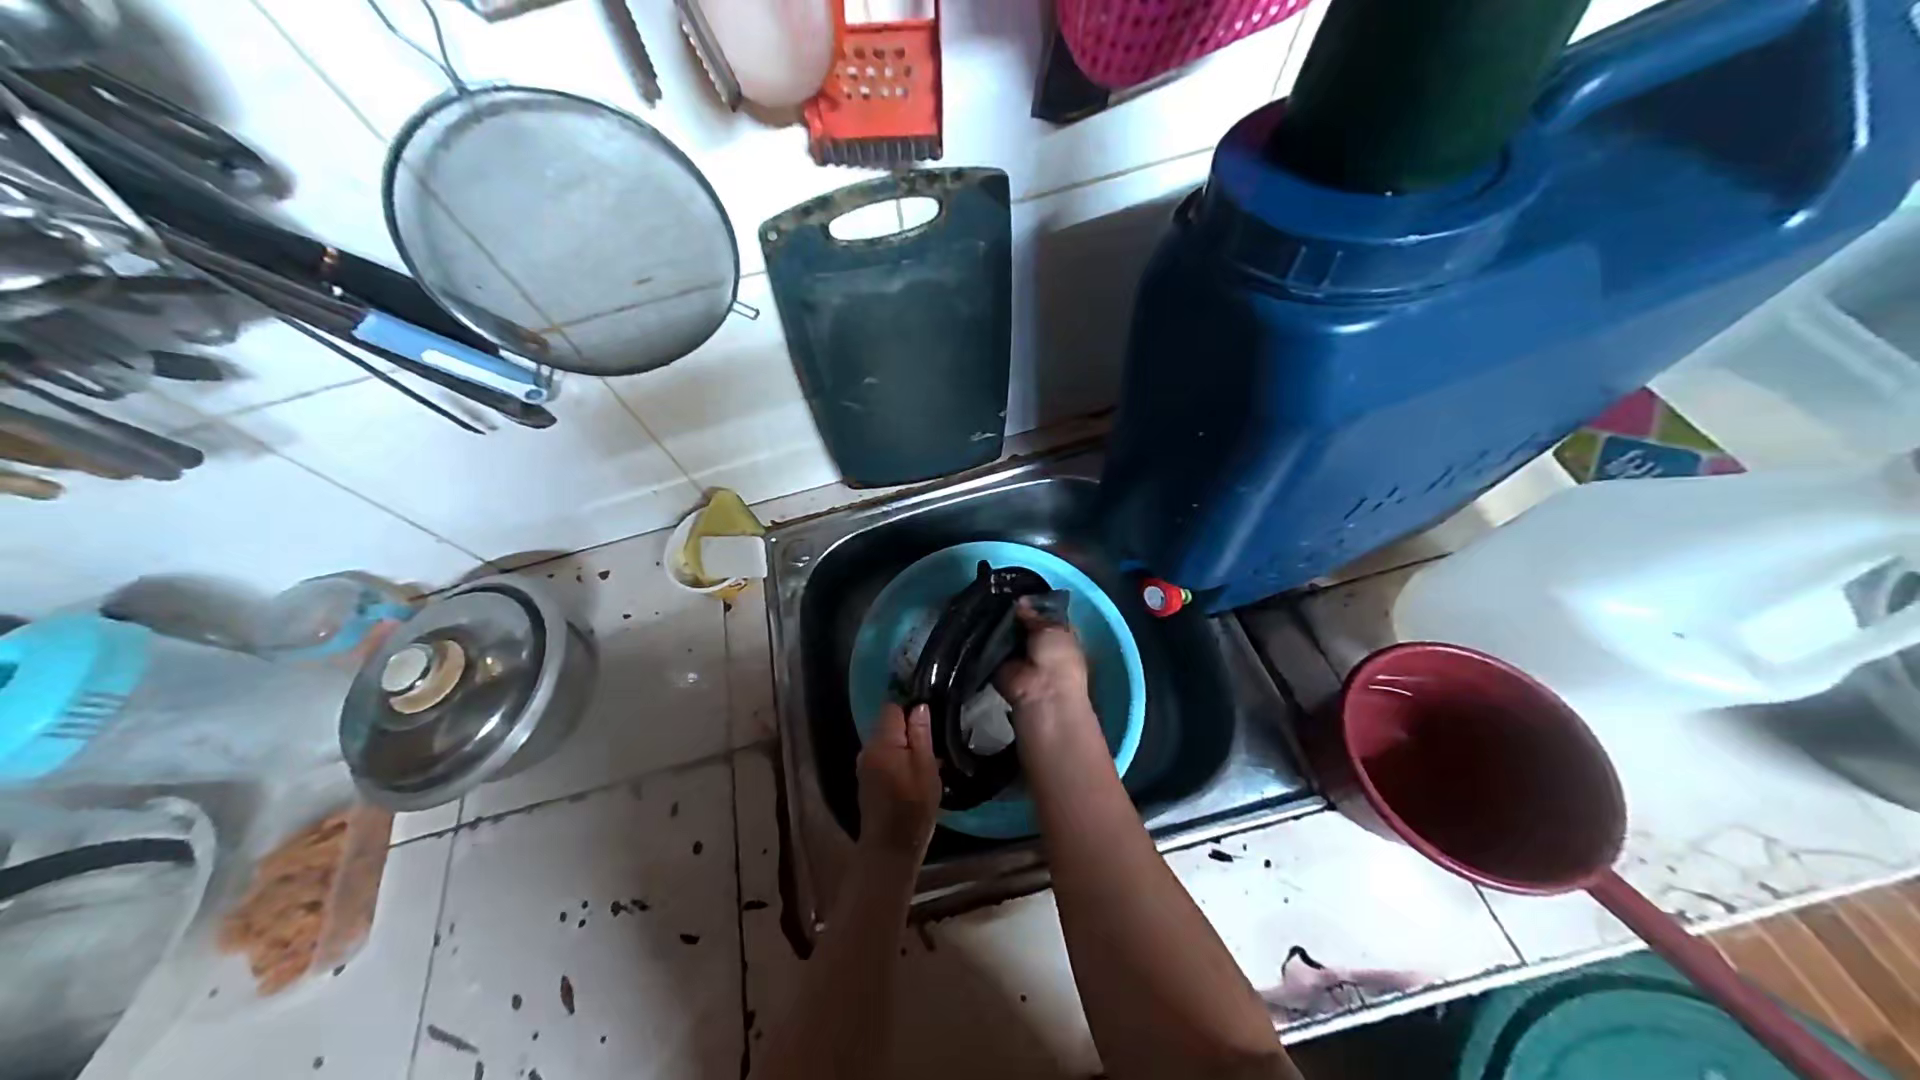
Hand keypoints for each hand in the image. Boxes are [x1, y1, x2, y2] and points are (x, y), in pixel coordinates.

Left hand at [857, 702, 940, 857]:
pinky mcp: (866, 779)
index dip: (911, 708)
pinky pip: (882, 757)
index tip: (928, 718)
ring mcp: (864, 765)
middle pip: (888, 725)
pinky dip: (896, 759)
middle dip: (908, 729)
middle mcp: (867, 749)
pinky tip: (912, 774)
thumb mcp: (926, 768)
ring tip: (926, 760)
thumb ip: (921, 734)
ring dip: (903, 746)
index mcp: (882, 743)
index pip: (892, 708)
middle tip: (932, 743)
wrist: (890, 847)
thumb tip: (919, 706)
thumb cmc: (913, 806)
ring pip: (886, 742)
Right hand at [994, 599, 1094, 727]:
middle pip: (1021, 621)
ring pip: (1004, 632)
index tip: (1015, 589)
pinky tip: (976, 620)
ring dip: (996, 622)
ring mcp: (1017, 653)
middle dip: (1011, 610)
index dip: (1031, 601)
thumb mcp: (1052, 628)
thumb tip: (1020, 601)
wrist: (1041, 692)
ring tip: (983, 603)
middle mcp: (1037, 642)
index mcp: (1057, 633)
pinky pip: (990, 645)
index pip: (1042, 612)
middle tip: (995, 593)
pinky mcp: (998, 663)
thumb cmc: (1058, 658)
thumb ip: (1035, 614)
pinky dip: (984, 637)